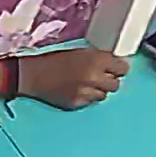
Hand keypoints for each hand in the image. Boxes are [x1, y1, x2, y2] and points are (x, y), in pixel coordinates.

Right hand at [14, 48, 130, 109]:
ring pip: (103, 95)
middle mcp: (93, 76)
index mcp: (96, 59)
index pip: (122, 68)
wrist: (33, 75)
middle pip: (115, 84)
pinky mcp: (76, 103)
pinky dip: (86, 98)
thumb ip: (98, 59)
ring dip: (97, 90)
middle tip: (100, 78)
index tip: (116, 69)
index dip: (119, 69)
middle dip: (110, 81)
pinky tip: (76, 91)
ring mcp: (85, 92)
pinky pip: (89, 102)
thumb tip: (113, 65)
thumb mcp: (80, 53)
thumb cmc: (54, 61)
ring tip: (86, 85)